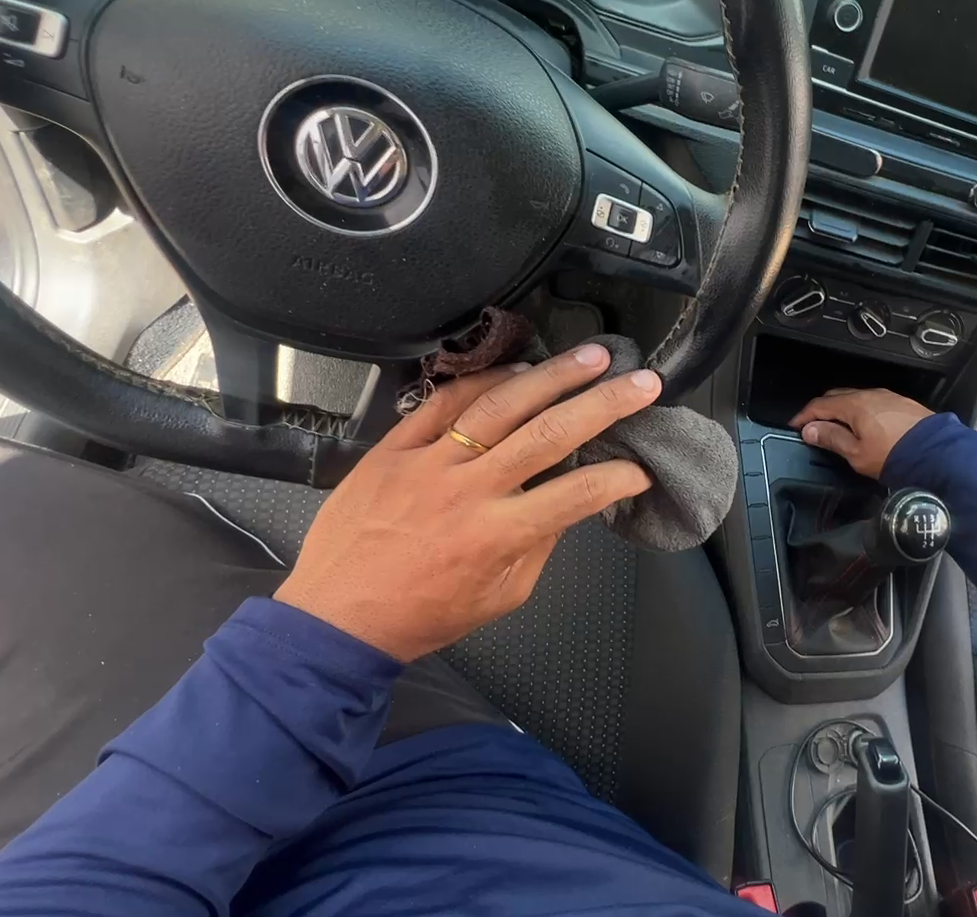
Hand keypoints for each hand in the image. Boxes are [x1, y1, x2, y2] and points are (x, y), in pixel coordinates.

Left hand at [275, 344, 658, 660]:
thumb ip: (540, 542)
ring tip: (591, 357)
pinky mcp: (395, 448)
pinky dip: (486, 380)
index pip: (577, 493)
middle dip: (604, 404)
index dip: (619, 477)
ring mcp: (429, 463)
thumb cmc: (425, 614)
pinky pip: (444, 402)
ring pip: (500, 406)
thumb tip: (568, 499)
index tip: (641, 469)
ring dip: (553, 376)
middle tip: (642, 383)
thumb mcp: (502, 595)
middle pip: (549, 434)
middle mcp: (468, 491)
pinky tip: (519, 367)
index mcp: (498, 535)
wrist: (335, 618)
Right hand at [789, 388, 932, 478]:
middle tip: (813, 426)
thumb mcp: (857, 454)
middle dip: (822, 410)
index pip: (820, 405)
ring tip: (837, 427)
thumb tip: (811, 430)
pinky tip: (863, 425)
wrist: (937, 453)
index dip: (804, 416)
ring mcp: (888, 397)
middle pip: (837, 397)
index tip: (796, 426)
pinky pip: (873, 402)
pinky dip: (861, 411)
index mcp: (855, 405)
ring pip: (856, 398)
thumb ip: (832, 439)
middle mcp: (871, 395)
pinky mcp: (902, 404)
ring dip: (843, 410)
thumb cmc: (896, 455)